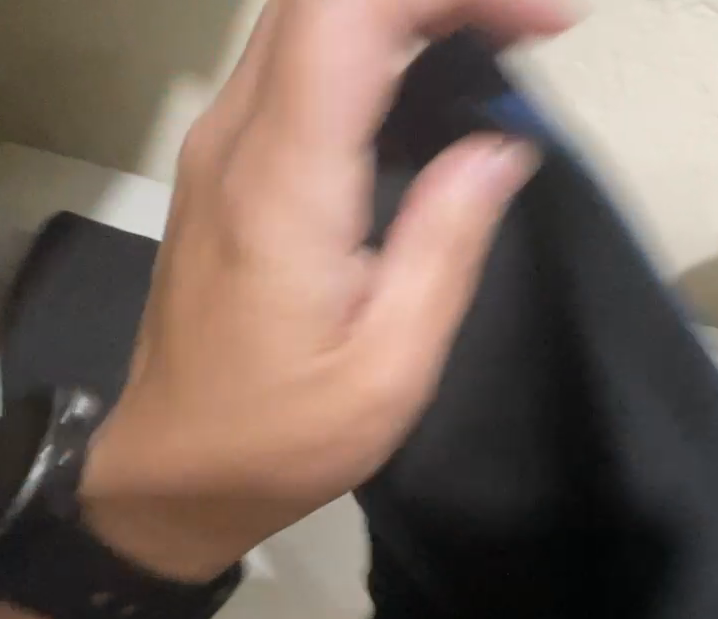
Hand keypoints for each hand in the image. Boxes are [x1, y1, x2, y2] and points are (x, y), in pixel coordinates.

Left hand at [78, 0, 573, 579]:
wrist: (175, 474)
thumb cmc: (284, 439)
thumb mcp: (390, 365)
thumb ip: (444, 245)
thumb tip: (499, 147)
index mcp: (282, 184)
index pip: (351, 8)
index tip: (543, 22)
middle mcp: (234, 138)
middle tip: (529, 28)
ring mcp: (216, 149)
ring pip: (306, 23)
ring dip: (403, 14)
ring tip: (493, 49)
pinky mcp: (219, 172)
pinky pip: (295, 73)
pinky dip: (369, 54)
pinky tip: (423, 96)